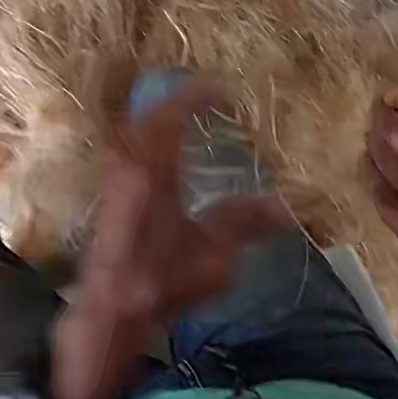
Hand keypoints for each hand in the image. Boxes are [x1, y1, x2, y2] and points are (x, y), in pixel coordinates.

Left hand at [51, 80, 290, 398]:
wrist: (111, 305)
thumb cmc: (162, 279)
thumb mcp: (212, 254)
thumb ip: (246, 224)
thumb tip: (289, 209)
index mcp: (154, 171)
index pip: (172, 117)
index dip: (196, 98)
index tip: (221, 93)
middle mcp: (129, 164)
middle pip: (148, 116)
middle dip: (177, 103)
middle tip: (206, 101)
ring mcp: (114, 176)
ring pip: (134, 131)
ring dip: (159, 119)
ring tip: (187, 120)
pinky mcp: (109, 191)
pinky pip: (127, 147)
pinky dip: (146, 138)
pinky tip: (162, 154)